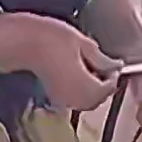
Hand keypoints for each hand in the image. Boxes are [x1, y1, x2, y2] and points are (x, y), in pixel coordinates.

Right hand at [0, 12, 120, 111]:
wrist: (25, 44)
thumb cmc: (52, 39)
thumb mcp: (83, 43)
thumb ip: (101, 59)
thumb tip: (116, 66)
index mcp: (85, 86)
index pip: (108, 88)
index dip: (113, 77)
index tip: (114, 64)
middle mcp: (77, 99)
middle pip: (99, 99)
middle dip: (104, 85)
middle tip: (105, 67)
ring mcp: (66, 102)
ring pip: (88, 102)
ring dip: (93, 90)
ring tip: (92, 69)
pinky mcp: (57, 100)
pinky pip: (76, 101)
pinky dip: (82, 92)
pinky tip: (79, 76)